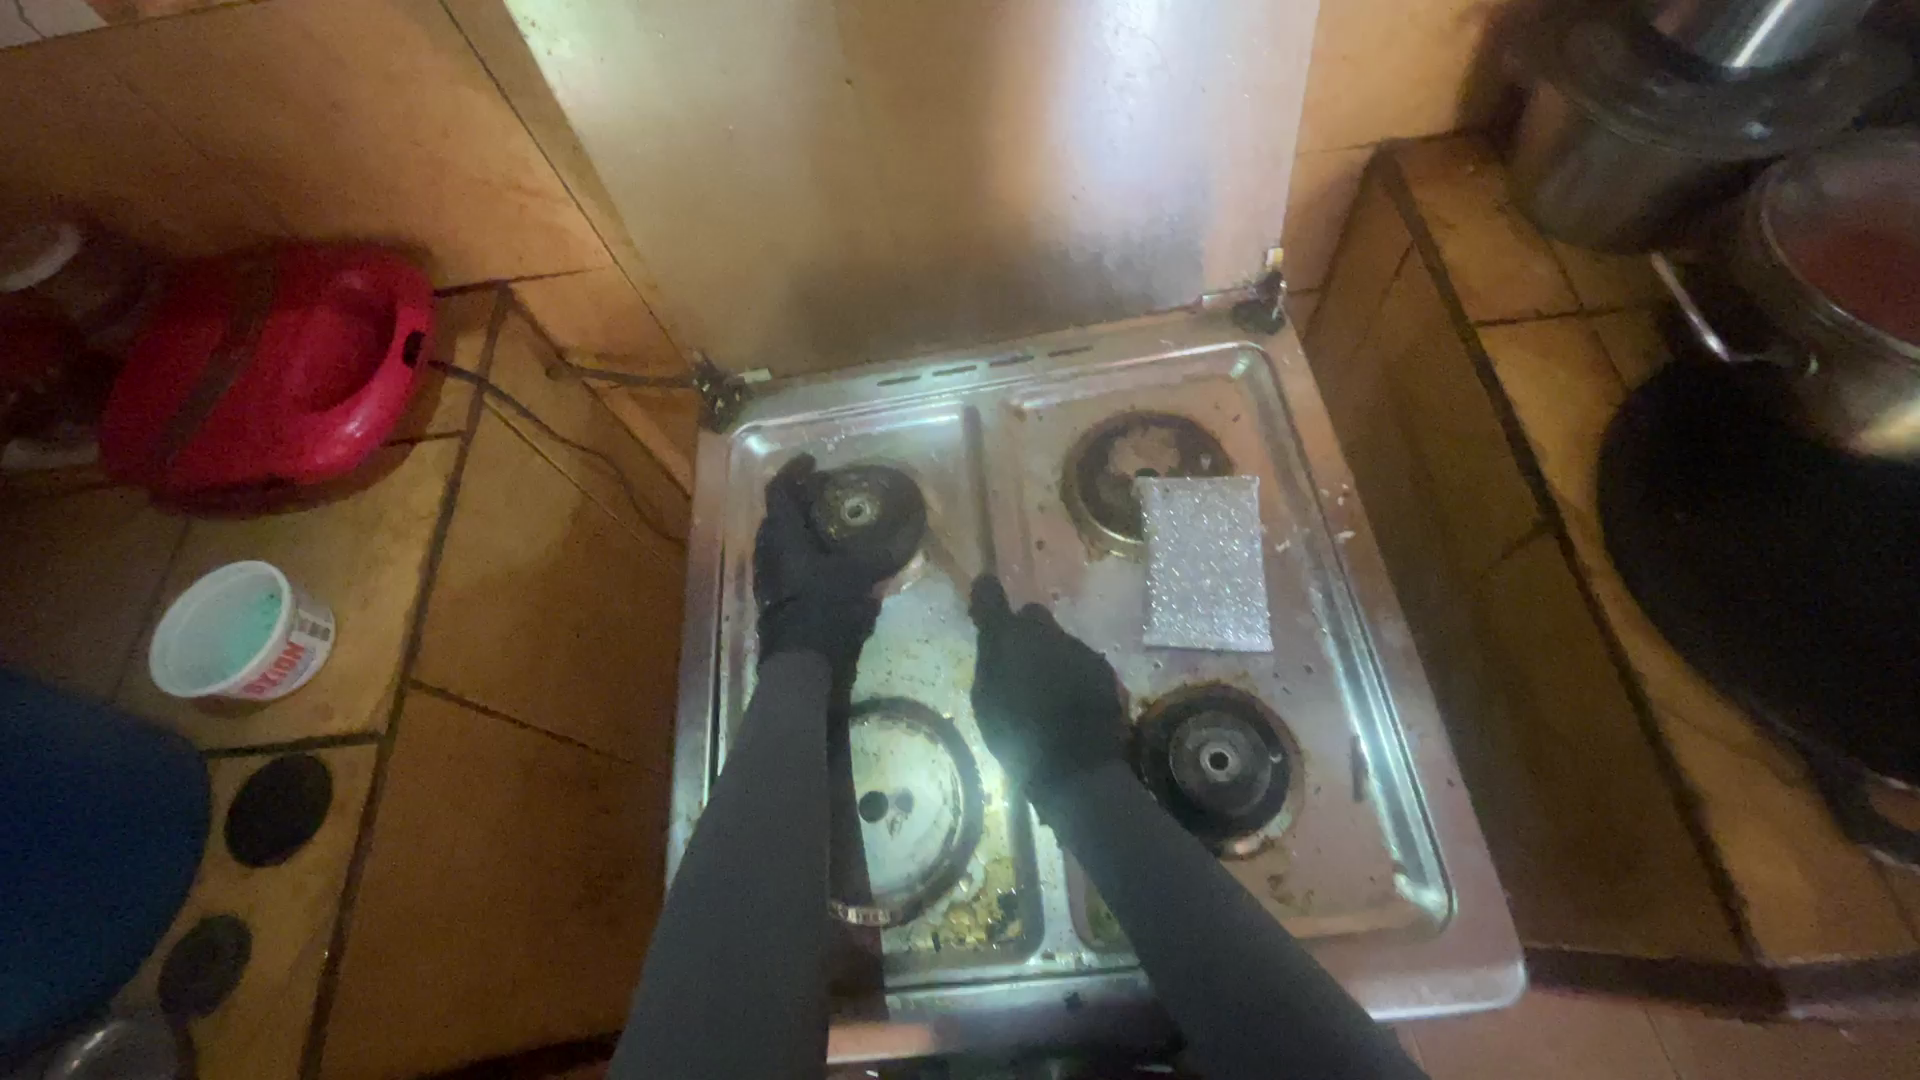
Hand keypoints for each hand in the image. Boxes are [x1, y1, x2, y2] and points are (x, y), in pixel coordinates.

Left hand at [753, 455, 891, 679]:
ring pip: (781, 539)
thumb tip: (910, 538)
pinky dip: (804, 550)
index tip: (813, 461)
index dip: (793, 471)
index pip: (779, 491)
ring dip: (801, 526)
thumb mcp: (858, 578)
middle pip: (778, 514)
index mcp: (783, 538)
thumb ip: (881, 556)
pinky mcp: (775, 596)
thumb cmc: (826, 610)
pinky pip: (786, 560)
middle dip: (800, 499)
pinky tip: (828, 558)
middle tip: (827, 492)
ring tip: (830, 523)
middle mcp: (769, 551)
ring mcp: (768, 576)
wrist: (802, 662)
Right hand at [968, 576, 1128, 807]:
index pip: (991, 597)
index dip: (985, 592)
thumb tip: (992, 637)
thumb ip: (989, 660)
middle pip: (1032, 616)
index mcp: (1008, 638)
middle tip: (1020, 661)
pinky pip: (1080, 659)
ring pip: (1058, 640)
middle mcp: (1044, 632)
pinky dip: (1072, 672)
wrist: (1073, 765)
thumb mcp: (985, 700)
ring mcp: (1077, 647)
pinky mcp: (1102, 666)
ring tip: (1048, 690)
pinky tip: (1071, 700)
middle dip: (1024, 632)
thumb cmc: (1016, 735)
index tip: (983, 593)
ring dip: (1051, 655)